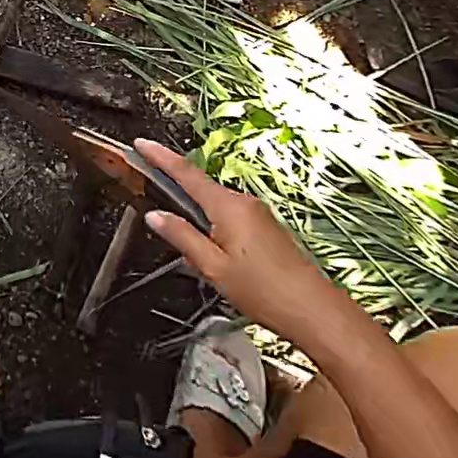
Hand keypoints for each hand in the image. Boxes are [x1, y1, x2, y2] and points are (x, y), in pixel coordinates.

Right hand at [134, 139, 370, 354]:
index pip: (185, 173)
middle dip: (177, 193)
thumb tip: (156, 216)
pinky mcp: (266, 228)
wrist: (316, 313)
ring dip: (197, 216)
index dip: (160, 157)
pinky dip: (214, 225)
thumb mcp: (213, 267)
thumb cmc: (265, 292)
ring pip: (215, 206)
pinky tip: (213, 252)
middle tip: (156, 204)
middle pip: (200, 188)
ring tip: (190, 247)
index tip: (141, 144)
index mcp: (228, 207)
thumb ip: (181, 236)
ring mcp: (258, 214)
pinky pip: (230, 216)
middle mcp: (244, 203)